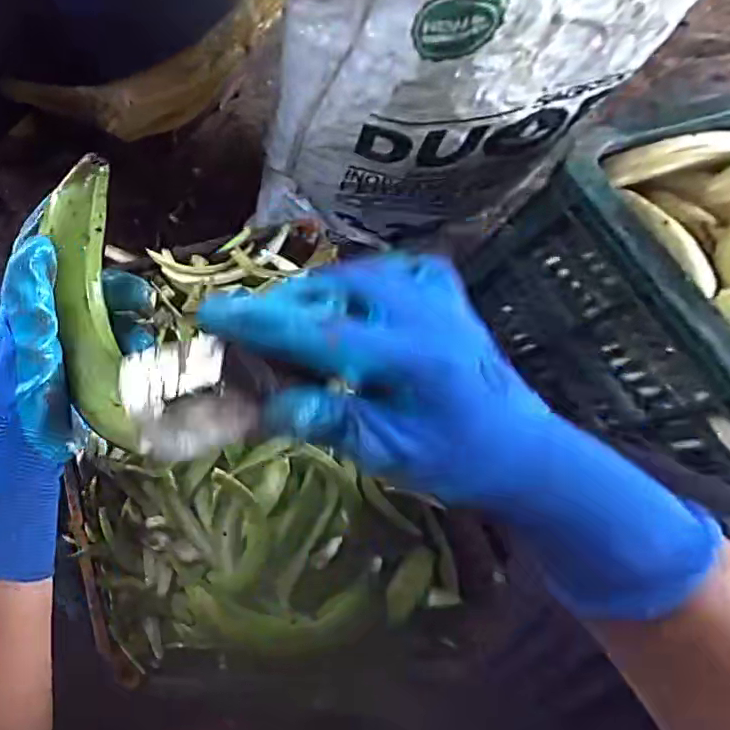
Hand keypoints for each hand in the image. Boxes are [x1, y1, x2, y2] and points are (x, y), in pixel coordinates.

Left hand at [0, 216, 150, 582]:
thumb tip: (38, 249)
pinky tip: (140, 352)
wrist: (27, 462)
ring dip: (126, 312)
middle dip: (110, 282)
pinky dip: (131, 339)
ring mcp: (66, 341)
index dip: (51, 220)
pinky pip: (114, 338)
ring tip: (143, 328)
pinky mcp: (86, 363)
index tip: (77, 190)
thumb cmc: (17, 411)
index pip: (32, 254)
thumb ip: (30, 307)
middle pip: (78, 281)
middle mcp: (43, 318)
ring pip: (102, 309)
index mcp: (20, 311)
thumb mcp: (22, 358)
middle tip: (140, 295)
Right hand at [198, 253, 722, 619]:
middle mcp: (423, 307)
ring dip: (301, 305)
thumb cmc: (452, 457)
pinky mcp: (430, 279)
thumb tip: (265, 405)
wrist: (520, 443)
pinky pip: (360, 273)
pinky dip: (332, 294)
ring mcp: (429, 285)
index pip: (319, 332)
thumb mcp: (387, 452)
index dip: (258, 322)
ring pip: (335, 277)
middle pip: (320, 295)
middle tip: (245, 347)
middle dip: (274, 316)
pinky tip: (333, 320)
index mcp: (414, 356)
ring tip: (289, 343)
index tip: (208, 312)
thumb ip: (327, 422)